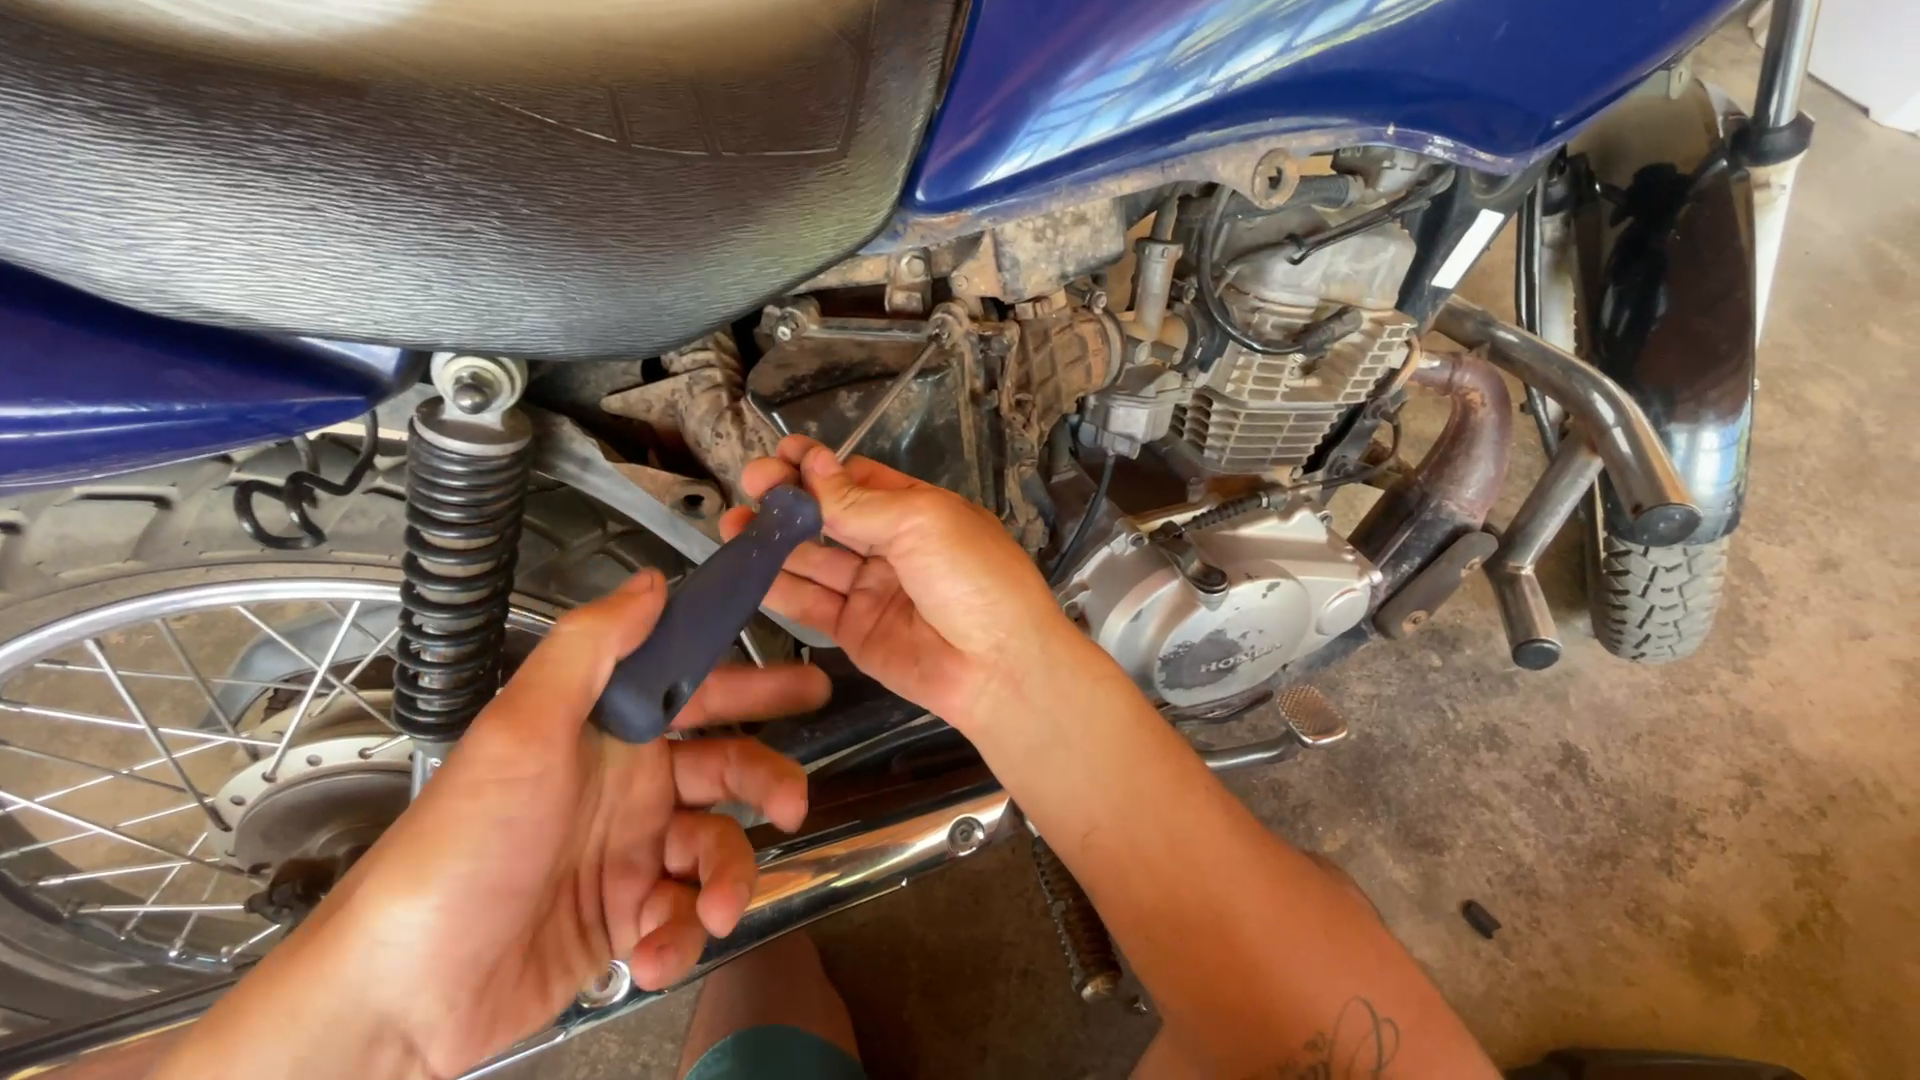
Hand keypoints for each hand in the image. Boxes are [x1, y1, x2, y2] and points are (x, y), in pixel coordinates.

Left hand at [159, 570, 822, 1079]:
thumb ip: (590, 650)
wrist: (396, 994)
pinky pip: (682, 918)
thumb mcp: (520, 732)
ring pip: (715, 849)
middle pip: (726, 770)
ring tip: (715, 910)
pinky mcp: (624, 921)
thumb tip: (654, 583)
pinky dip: (682, 936)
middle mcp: (626, 788)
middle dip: (767, 781)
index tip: (805, 684)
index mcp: (606, 736)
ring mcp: (628, 857)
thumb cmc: (457, 849)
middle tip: (793, 801)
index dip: (752, 684)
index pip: (695, 692)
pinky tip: (658, 953)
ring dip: (727, 878)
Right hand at [720, 435, 1080, 723]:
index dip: (818, 468)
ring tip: (734, 526)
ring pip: (813, 560)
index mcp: (916, 510)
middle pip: (828, 518)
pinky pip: (811, 604)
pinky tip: (748, 569)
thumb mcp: (922, 522)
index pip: (856, 480)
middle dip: (789, 501)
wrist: (999, 666)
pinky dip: (780, 587)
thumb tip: (811, 467)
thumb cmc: (973, 578)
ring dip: (774, 542)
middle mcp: (891, 546)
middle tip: (750, 488)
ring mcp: (871, 590)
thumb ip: (858, 502)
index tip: (780, 456)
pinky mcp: (855, 631)